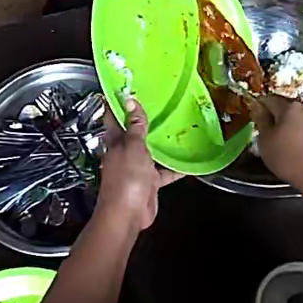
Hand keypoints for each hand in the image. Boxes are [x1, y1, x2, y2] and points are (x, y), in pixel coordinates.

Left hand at [96, 95, 180, 230]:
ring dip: (160, 143)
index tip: (125, 89)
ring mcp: (136, 168)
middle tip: (159, 105)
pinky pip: (164, 172)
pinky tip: (189, 161)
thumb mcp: (132, 146)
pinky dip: (175, 167)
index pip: (113, 118)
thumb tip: (130, 101)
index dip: (117, 104)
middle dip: (143, 121)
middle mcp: (124, 153)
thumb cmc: (126, 178)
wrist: (128, 213)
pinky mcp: (148, 183)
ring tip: (177, 128)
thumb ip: (135, 126)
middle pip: (133, 134)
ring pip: (149, 151)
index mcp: (115, 142)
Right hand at [251, 94, 302, 194]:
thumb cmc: (288, 157)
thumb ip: (261, 122)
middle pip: (290, 109)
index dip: (261, 106)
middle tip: (273, 133)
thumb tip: (259, 109)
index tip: (257, 116)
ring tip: (292, 142)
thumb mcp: (265, 141)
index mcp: (289, 108)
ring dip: (297, 127)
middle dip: (281, 118)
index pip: (270, 100)